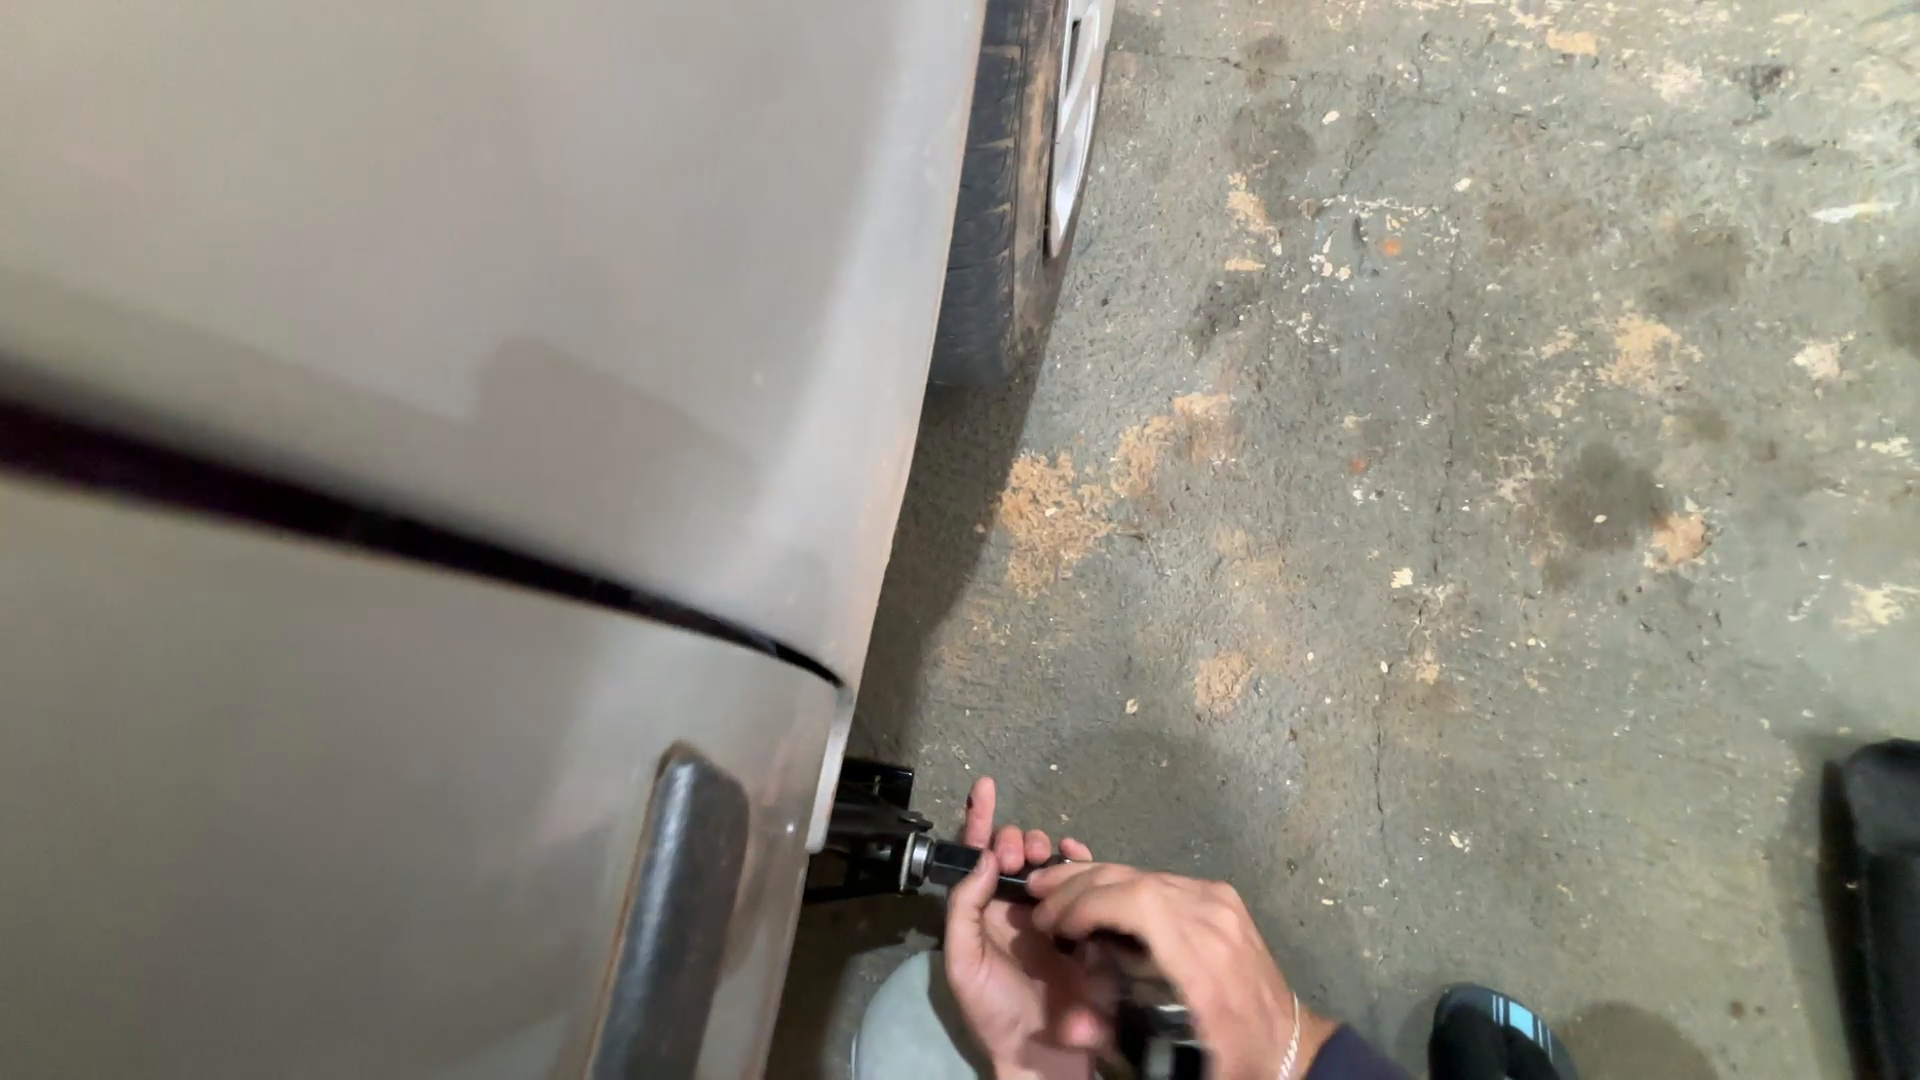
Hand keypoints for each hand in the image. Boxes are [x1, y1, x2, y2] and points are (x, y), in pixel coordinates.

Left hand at [944, 776, 1101, 1079]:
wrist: (1046, 1057)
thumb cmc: (995, 1011)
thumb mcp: (963, 962)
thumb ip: (964, 907)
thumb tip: (984, 858)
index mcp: (984, 908)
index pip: (978, 853)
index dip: (981, 817)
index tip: (986, 786)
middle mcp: (1015, 901)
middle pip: (1013, 849)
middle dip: (1014, 839)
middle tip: (1016, 856)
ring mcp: (1050, 908)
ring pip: (1046, 858)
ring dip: (1042, 845)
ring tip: (1039, 855)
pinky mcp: (1082, 917)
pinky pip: (1082, 877)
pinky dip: (1078, 857)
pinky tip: (1073, 852)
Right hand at [1027, 863, 1339, 1079]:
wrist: (1288, 1046)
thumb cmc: (1229, 1058)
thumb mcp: (1174, 1059)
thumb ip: (1118, 1035)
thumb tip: (1067, 1019)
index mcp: (1204, 957)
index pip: (1137, 901)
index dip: (1088, 901)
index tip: (1053, 921)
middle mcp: (1211, 914)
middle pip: (1132, 879)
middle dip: (1077, 884)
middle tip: (1037, 897)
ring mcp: (1217, 897)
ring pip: (1140, 871)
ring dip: (1091, 877)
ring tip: (1052, 884)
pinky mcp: (1218, 892)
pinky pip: (1156, 876)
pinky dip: (1118, 881)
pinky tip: (1092, 888)